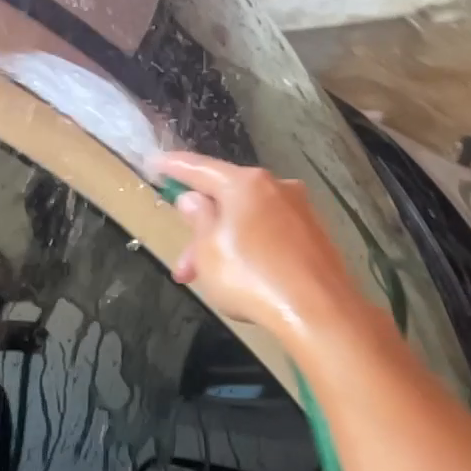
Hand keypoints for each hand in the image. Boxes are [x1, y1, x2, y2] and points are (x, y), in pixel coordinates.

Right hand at [154, 153, 388, 357]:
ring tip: (208, 281)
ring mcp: (298, 210)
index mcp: (245, 184)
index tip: (155, 162)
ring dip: (220, 246)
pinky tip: (240, 276)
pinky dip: (246, 250)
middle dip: (199, 232)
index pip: (201, 169)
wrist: (314, 307)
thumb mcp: (208, 251)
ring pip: (246, 220)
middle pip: (226, 200)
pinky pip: (267, 234)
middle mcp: (276, 186)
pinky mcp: (312, 234)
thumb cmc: (249, 276)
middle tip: (182, 269)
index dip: (174, 167)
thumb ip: (198, 220)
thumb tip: (192, 199)